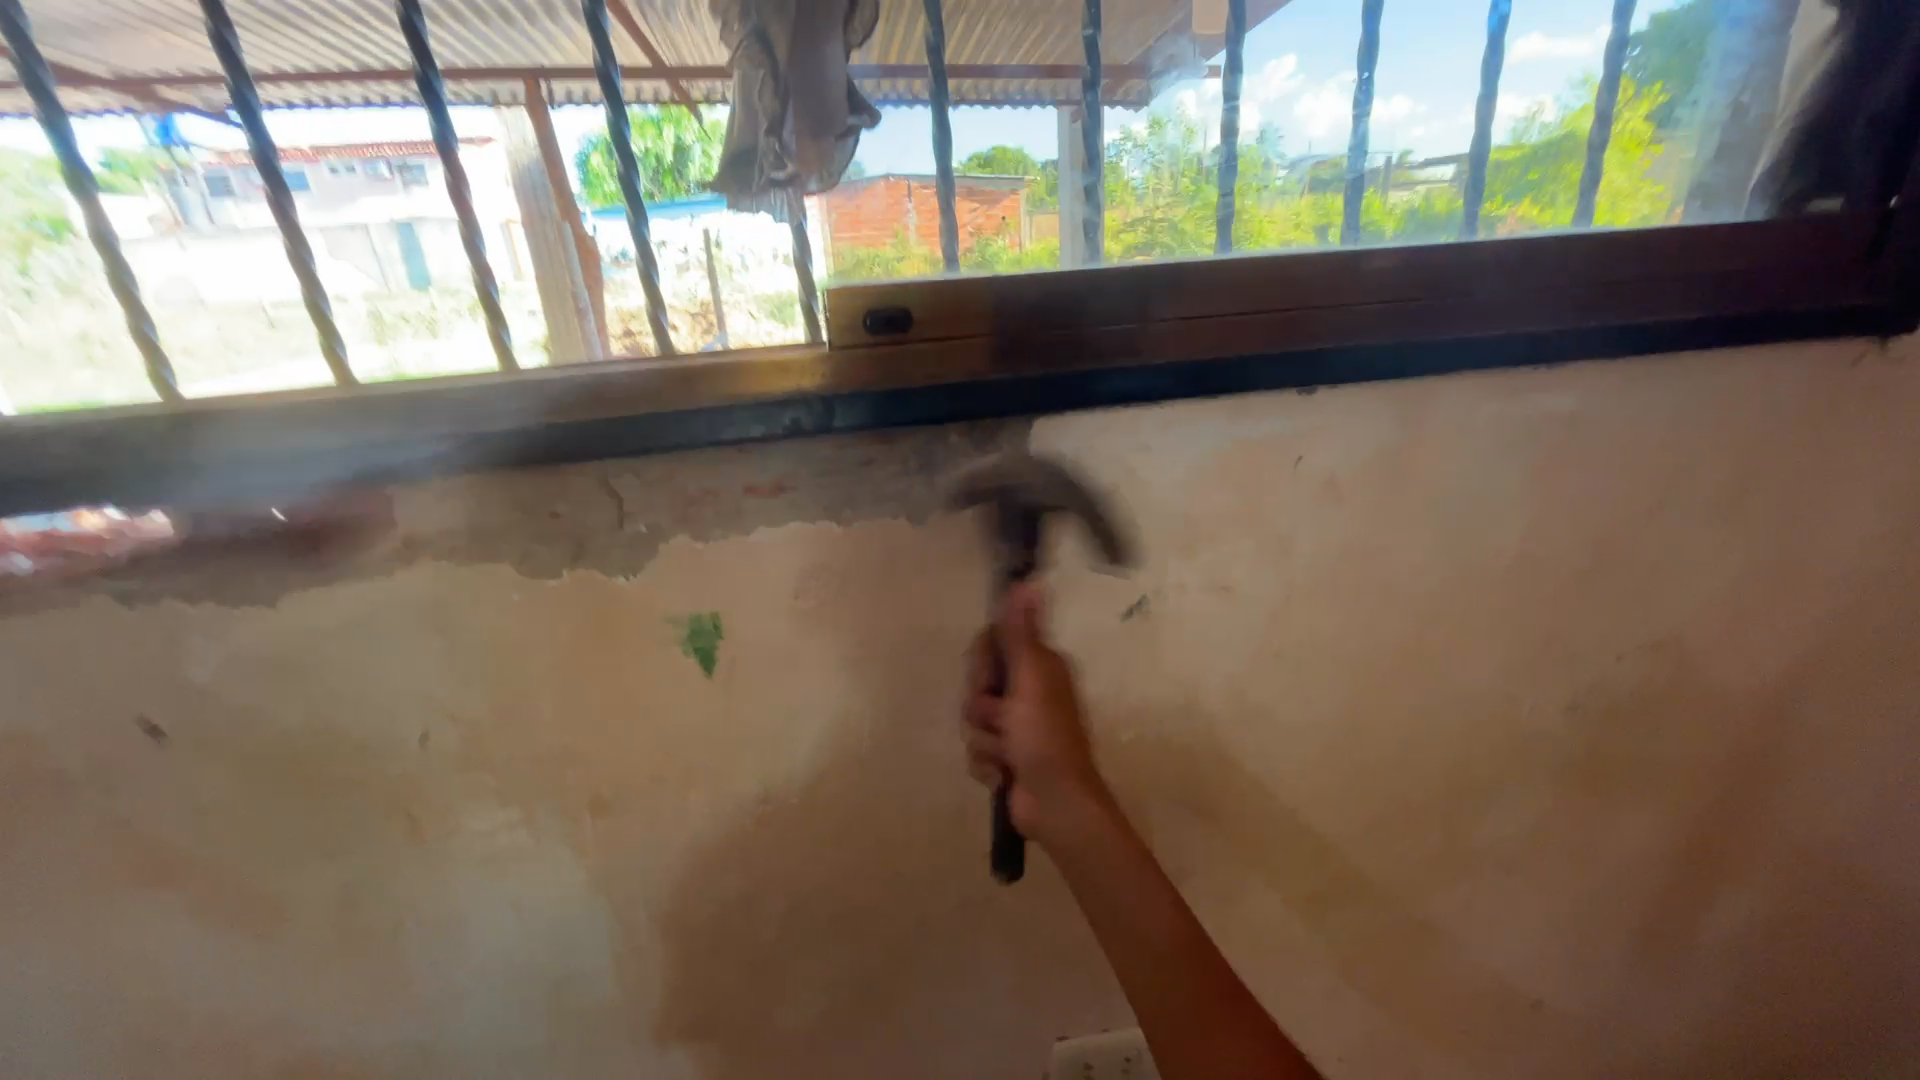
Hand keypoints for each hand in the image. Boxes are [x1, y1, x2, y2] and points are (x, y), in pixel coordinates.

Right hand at [962, 583, 1114, 847]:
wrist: (1055, 804)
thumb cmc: (1045, 737)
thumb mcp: (1032, 678)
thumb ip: (1022, 632)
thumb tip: (1029, 579)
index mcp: (1038, 666)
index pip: (991, 644)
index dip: (983, 663)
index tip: (989, 679)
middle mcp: (1027, 691)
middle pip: (977, 682)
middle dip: (981, 707)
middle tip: (1001, 720)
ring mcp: (1015, 727)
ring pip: (973, 720)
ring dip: (985, 740)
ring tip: (1007, 755)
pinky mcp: (1005, 757)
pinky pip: (976, 750)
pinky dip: (987, 765)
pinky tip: (1004, 776)